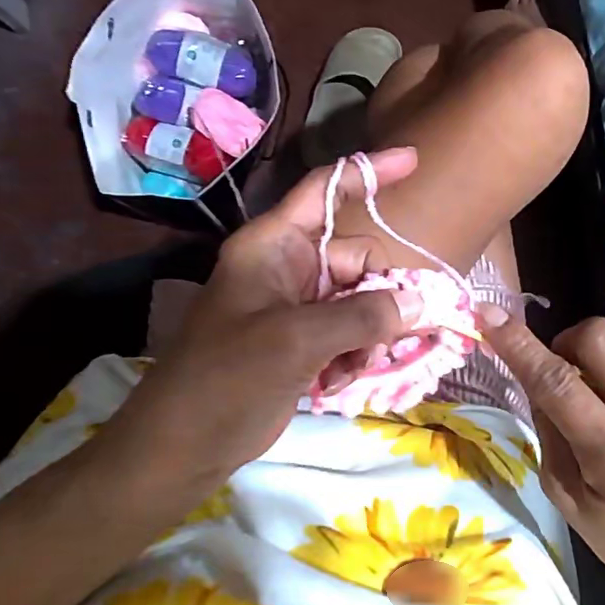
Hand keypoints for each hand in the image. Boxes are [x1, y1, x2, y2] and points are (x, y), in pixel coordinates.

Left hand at [99, 148, 426, 481]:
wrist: (183, 445)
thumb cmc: (226, 379)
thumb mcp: (296, 340)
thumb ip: (363, 316)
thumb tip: (420, 303)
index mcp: (273, 245)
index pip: (324, 190)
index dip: (367, 172)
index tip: (414, 160)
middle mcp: (288, 267)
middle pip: (357, 256)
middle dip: (381, 293)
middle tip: (393, 333)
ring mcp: (296, 306)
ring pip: (360, 299)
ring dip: (370, 333)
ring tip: (354, 369)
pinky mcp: (302, 341)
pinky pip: (350, 331)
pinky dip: (355, 354)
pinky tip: (338, 383)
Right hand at [482, 312, 604, 604]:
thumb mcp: (560, 485)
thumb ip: (546, 418)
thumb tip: (530, 357)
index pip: (558, 383)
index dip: (519, 344)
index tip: (489, 312)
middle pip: (598, 338)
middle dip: (566, 344)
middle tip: (561, 374)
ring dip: (597, 359)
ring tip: (603, 400)